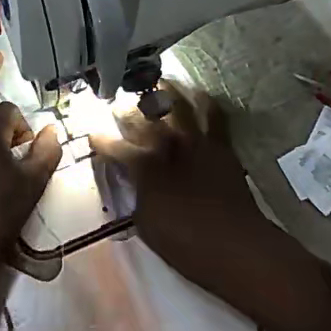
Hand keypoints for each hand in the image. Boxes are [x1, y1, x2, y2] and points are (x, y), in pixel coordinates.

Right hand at [92, 86, 330, 330]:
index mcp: (143, 168)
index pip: (114, 147)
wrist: (238, 247)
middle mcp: (166, 147)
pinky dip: (205, 103)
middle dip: (126, 111)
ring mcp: (195, 143)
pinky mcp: (221, 146)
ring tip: (156, 82)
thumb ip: (136, 196)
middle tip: (117, 104)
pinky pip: (214, 116)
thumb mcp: (146, 224)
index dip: (100, 140)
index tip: (92, 135)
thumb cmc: (185, 244)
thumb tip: (131, 183)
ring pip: (176, 107)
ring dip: (164, 93)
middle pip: (141, 119)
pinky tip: (199, 94)